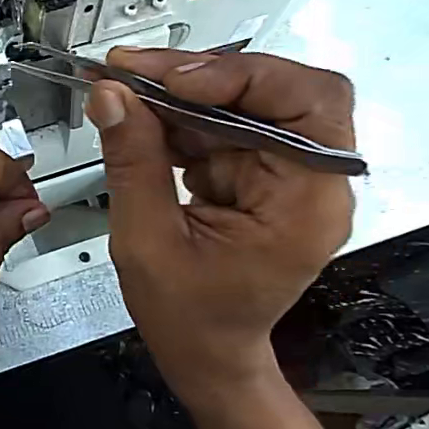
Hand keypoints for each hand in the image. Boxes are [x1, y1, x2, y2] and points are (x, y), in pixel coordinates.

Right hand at [88, 48, 354, 401]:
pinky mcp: (266, 172)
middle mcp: (314, 184)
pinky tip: (147, 124)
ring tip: (129, 99)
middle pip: (282, 91)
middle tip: (141, 75)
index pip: (307, 104)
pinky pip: (231, 122)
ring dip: (187, 96)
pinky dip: (186, 117)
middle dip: (208, 79)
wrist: (209, 353)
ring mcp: (291, 176)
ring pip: (249, 101)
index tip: (171, 79)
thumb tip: (114, 95)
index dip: (242, 78)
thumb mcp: (148, 243)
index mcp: (308, 207)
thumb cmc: (193, 321)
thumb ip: (133, 163)